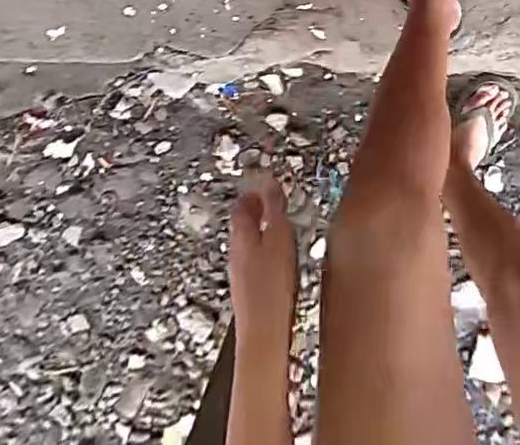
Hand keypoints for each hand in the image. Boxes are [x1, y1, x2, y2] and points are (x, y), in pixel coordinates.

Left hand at [228, 174, 296, 344]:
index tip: (266, 183)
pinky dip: (267, 251)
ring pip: (250, 243)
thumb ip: (274, 208)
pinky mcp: (252, 291)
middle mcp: (237, 254)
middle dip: (258, 210)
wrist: (264, 337)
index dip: (254, 191)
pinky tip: (282, 258)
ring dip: (264, 230)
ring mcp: (243, 275)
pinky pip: (257, 262)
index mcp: (241, 236)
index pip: (242, 205)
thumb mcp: (279, 237)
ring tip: (281, 225)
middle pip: (244, 224)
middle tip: (273, 200)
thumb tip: (270, 182)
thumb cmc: (269, 288)